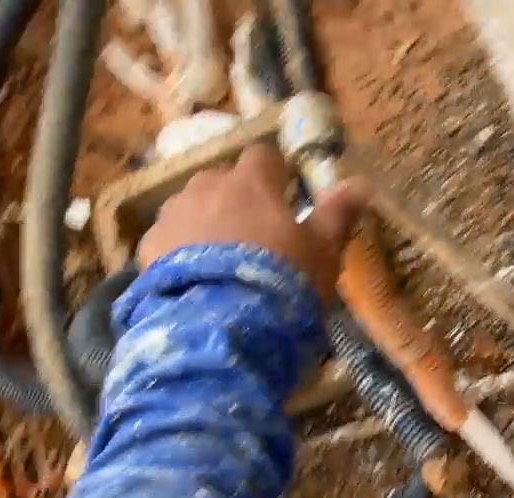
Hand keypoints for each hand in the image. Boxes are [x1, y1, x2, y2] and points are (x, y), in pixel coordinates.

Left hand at [137, 143, 369, 299]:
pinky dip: (184, 251)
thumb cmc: (285, 282)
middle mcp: (207, 186)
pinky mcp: (150, 246)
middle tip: (258, 238)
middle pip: (224, 180)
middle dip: (239, 199)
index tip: (286, 198)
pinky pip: (171, 238)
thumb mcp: (323, 253)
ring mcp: (174, 214)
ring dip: (210, 223)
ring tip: (226, 263)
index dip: (276, 175)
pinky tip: (201, 281)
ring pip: (194, 206)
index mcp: (252, 184)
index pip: (264, 156)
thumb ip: (338, 215)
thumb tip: (362, 183)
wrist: (227, 325)